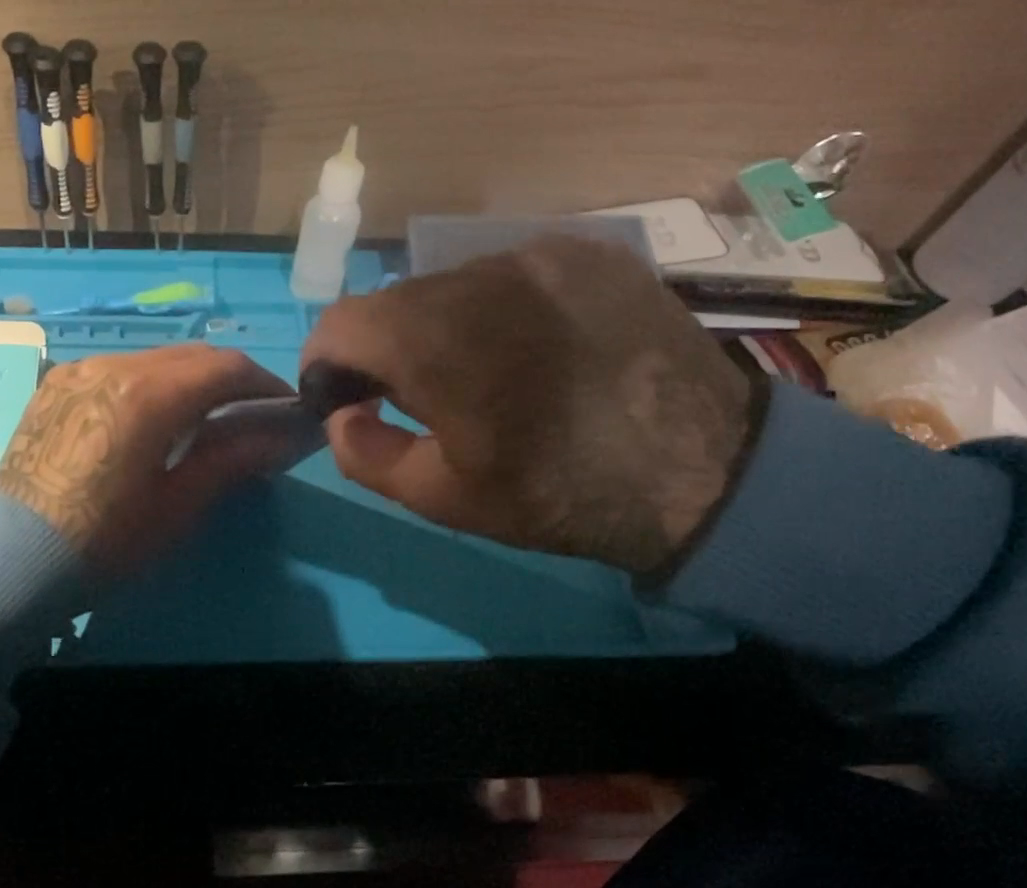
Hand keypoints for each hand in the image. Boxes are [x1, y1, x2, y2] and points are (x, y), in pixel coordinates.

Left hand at [0, 345, 296, 573]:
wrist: (13, 559)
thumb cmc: (104, 542)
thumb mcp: (176, 507)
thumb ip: (232, 460)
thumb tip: (283, 435)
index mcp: (147, 395)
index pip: (225, 368)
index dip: (265, 384)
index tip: (285, 409)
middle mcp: (111, 367)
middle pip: (190, 356)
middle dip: (230, 380)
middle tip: (253, 415)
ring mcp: (77, 372)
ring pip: (153, 360)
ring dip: (189, 381)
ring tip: (205, 420)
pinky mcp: (54, 386)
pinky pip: (117, 371)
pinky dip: (149, 385)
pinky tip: (153, 420)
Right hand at [302, 232, 761, 577]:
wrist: (701, 467)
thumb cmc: (555, 493)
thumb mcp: (440, 497)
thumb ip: (363, 453)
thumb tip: (339, 415)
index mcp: (432, 337)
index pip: (339, 323)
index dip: (325, 363)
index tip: (343, 399)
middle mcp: (478, 273)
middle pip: (395, 301)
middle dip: (386, 349)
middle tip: (416, 398)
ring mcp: (539, 254)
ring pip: (453, 283)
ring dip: (445, 326)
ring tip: (488, 374)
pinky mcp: (591, 251)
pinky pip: (514, 273)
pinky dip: (502, 308)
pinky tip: (538, 349)